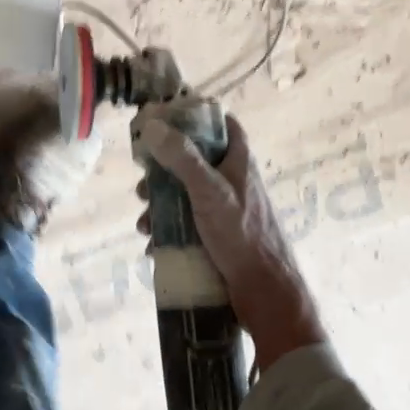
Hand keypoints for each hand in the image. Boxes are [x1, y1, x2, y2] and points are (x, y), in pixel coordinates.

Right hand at [138, 108, 328, 370]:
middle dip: (163, 172)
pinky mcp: (220, 236)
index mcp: (238, 160)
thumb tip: (152, 125)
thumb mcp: (209, 190)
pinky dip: (169, 230)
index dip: (197, 116)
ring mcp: (226, 209)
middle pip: (194, 161)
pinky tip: (153, 244)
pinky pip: (188, 224)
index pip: (223, 124)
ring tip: (144, 223)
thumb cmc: (242, 233)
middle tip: (143, 185)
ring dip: (161, 206)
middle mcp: (233, 179)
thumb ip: (182, 157)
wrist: (266, 293)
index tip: (166, 120)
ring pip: (186, 195)